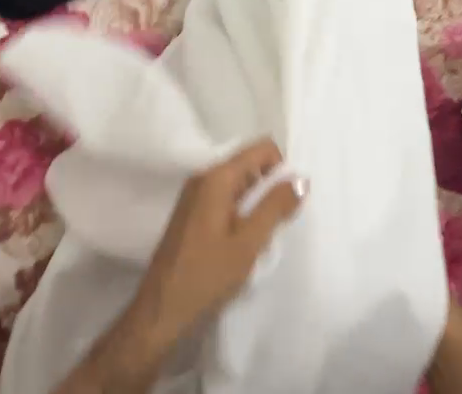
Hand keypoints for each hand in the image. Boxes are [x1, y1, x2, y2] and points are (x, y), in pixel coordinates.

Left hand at [129, 139, 306, 349]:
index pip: (262, 149)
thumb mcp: (248, 242)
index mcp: (217, 177)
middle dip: (270, 188)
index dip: (282, 169)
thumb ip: (276, 206)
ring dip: (256, 204)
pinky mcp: (191, 215)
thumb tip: (301, 178)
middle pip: (250, 164)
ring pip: (238, 184)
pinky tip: (241, 244)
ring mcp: (194, 196)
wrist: (160, 313)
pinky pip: (225, 199)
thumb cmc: (206, 276)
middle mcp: (203, 177)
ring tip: (259, 239)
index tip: (287, 203)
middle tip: (276, 225)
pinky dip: (241, 214)